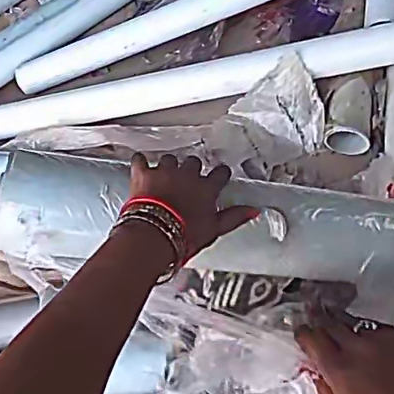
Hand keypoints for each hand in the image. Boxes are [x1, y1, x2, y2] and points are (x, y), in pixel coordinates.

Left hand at [126, 154, 260, 256]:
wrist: (155, 234)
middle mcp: (187, 175)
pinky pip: (140, 160)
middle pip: (193, 162)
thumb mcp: (215, 229)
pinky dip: (140, 162)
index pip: (220, 173)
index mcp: (206, 188)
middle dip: (191, 167)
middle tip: (188, 178)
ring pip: (169, 159)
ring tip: (165, 174)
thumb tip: (252, 211)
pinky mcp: (144, 174)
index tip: (219, 175)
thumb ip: (235, 217)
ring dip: (168, 165)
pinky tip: (140, 165)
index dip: (219, 174)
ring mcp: (165, 172)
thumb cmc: (184, 235)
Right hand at [297, 314, 393, 393]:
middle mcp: (359, 348)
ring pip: (356, 323)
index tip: (301, 337)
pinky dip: (371, 336)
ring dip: (346, 328)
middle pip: (331, 322)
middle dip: (321, 324)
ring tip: (344, 335)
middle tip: (318, 328)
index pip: (311, 338)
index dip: (303, 335)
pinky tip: (374, 349)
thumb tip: (318, 374)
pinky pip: (380, 331)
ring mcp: (386, 341)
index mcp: (340, 370)